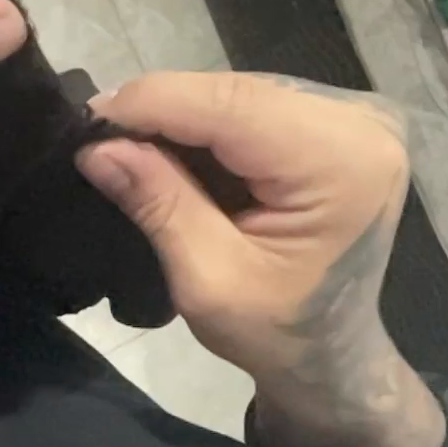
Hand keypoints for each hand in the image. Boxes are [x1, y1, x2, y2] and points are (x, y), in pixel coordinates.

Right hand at [77, 72, 442, 446]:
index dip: (152, 103)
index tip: (85, 118)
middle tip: (96, 136)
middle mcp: (361, 122)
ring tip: (125, 146)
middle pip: (236, 93)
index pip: (231, 106)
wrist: (328, 353)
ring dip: (178, 119)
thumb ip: (159, 205)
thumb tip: (96, 148)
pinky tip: (168, 151)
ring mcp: (356, 118)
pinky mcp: (338, 125)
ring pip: (240, 95)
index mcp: (342, 163)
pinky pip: (255, 110)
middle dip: (161, 111)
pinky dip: (204, 129)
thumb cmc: (273, 333)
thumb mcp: (207, 280)